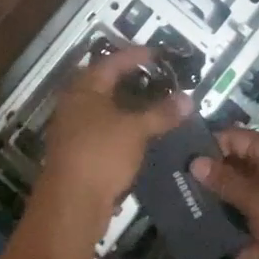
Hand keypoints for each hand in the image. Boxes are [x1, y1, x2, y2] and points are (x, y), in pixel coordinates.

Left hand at [41, 48, 193, 209]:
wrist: (71, 203)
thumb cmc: (101, 154)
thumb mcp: (136, 130)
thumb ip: (161, 113)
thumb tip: (188, 98)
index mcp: (84, 88)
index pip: (113, 62)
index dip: (137, 55)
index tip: (160, 55)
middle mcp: (75, 102)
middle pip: (106, 83)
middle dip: (133, 80)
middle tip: (161, 80)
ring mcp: (74, 128)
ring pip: (106, 108)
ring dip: (130, 106)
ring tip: (158, 106)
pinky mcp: (79, 151)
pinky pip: (105, 129)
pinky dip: (124, 127)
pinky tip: (143, 134)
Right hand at [191, 128, 258, 258]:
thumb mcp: (253, 200)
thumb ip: (223, 180)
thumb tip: (195, 161)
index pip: (236, 136)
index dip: (210, 147)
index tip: (184, 162)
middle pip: (243, 166)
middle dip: (218, 181)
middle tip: (188, 193)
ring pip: (253, 194)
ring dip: (233, 209)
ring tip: (204, 222)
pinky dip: (253, 231)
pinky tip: (239, 254)